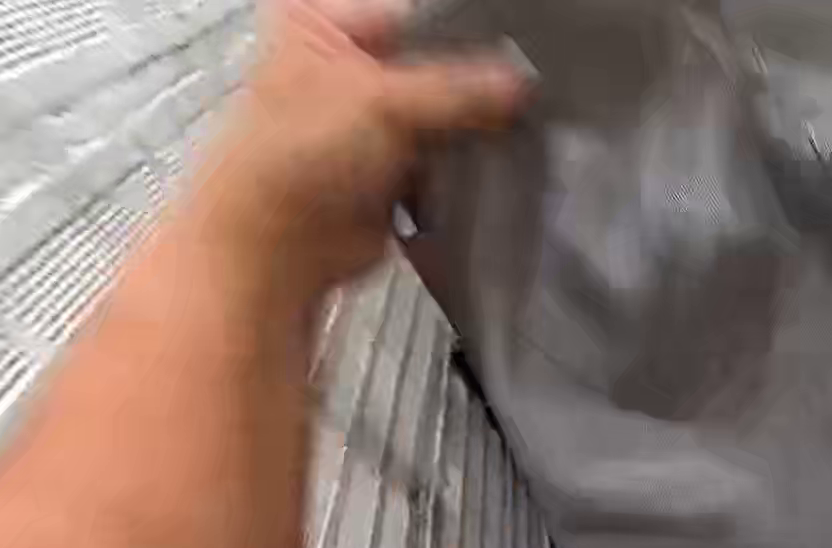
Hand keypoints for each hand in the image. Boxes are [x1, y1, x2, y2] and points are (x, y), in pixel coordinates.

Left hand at [184, 0, 527, 298]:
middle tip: (540, 111)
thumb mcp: (381, 103)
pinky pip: (454, 160)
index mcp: (324, 23)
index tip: (528, 69)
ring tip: (534, 142)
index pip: (418, 22)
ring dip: (484, 137)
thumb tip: (525, 81)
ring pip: (452, 121)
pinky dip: (477, 169)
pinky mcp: (404, 169)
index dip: (472, 44)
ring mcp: (380, 123)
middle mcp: (353, 68)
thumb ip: (457, 91)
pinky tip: (511, 171)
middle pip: (440, 74)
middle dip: (483, 97)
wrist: (287, 236)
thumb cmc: (306, 153)